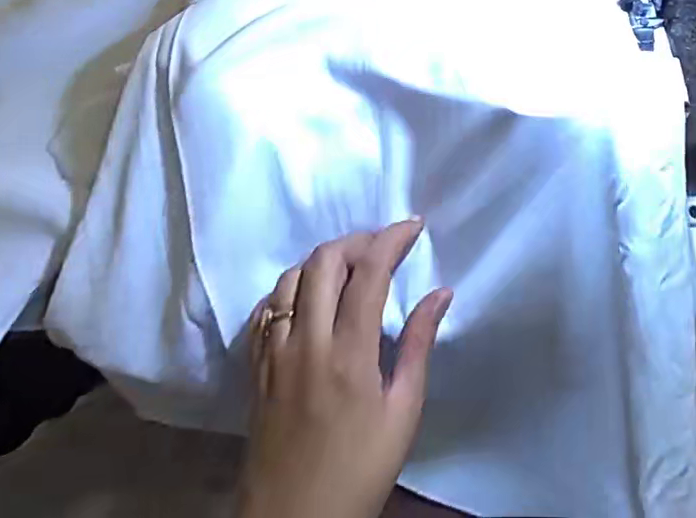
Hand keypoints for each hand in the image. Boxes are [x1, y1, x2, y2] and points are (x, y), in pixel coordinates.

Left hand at [236, 220, 452, 517]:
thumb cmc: (360, 469)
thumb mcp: (404, 410)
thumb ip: (419, 344)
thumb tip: (441, 293)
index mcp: (349, 353)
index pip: (368, 273)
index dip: (392, 239)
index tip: (413, 226)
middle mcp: (305, 344)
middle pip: (322, 263)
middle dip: (358, 241)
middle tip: (385, 247)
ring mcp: (273, 357)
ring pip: (289, 279)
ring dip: (323, 261)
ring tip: (352, 269)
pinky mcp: (255, 372)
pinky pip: (266, 310)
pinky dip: (291, 289)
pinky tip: (312, 299)